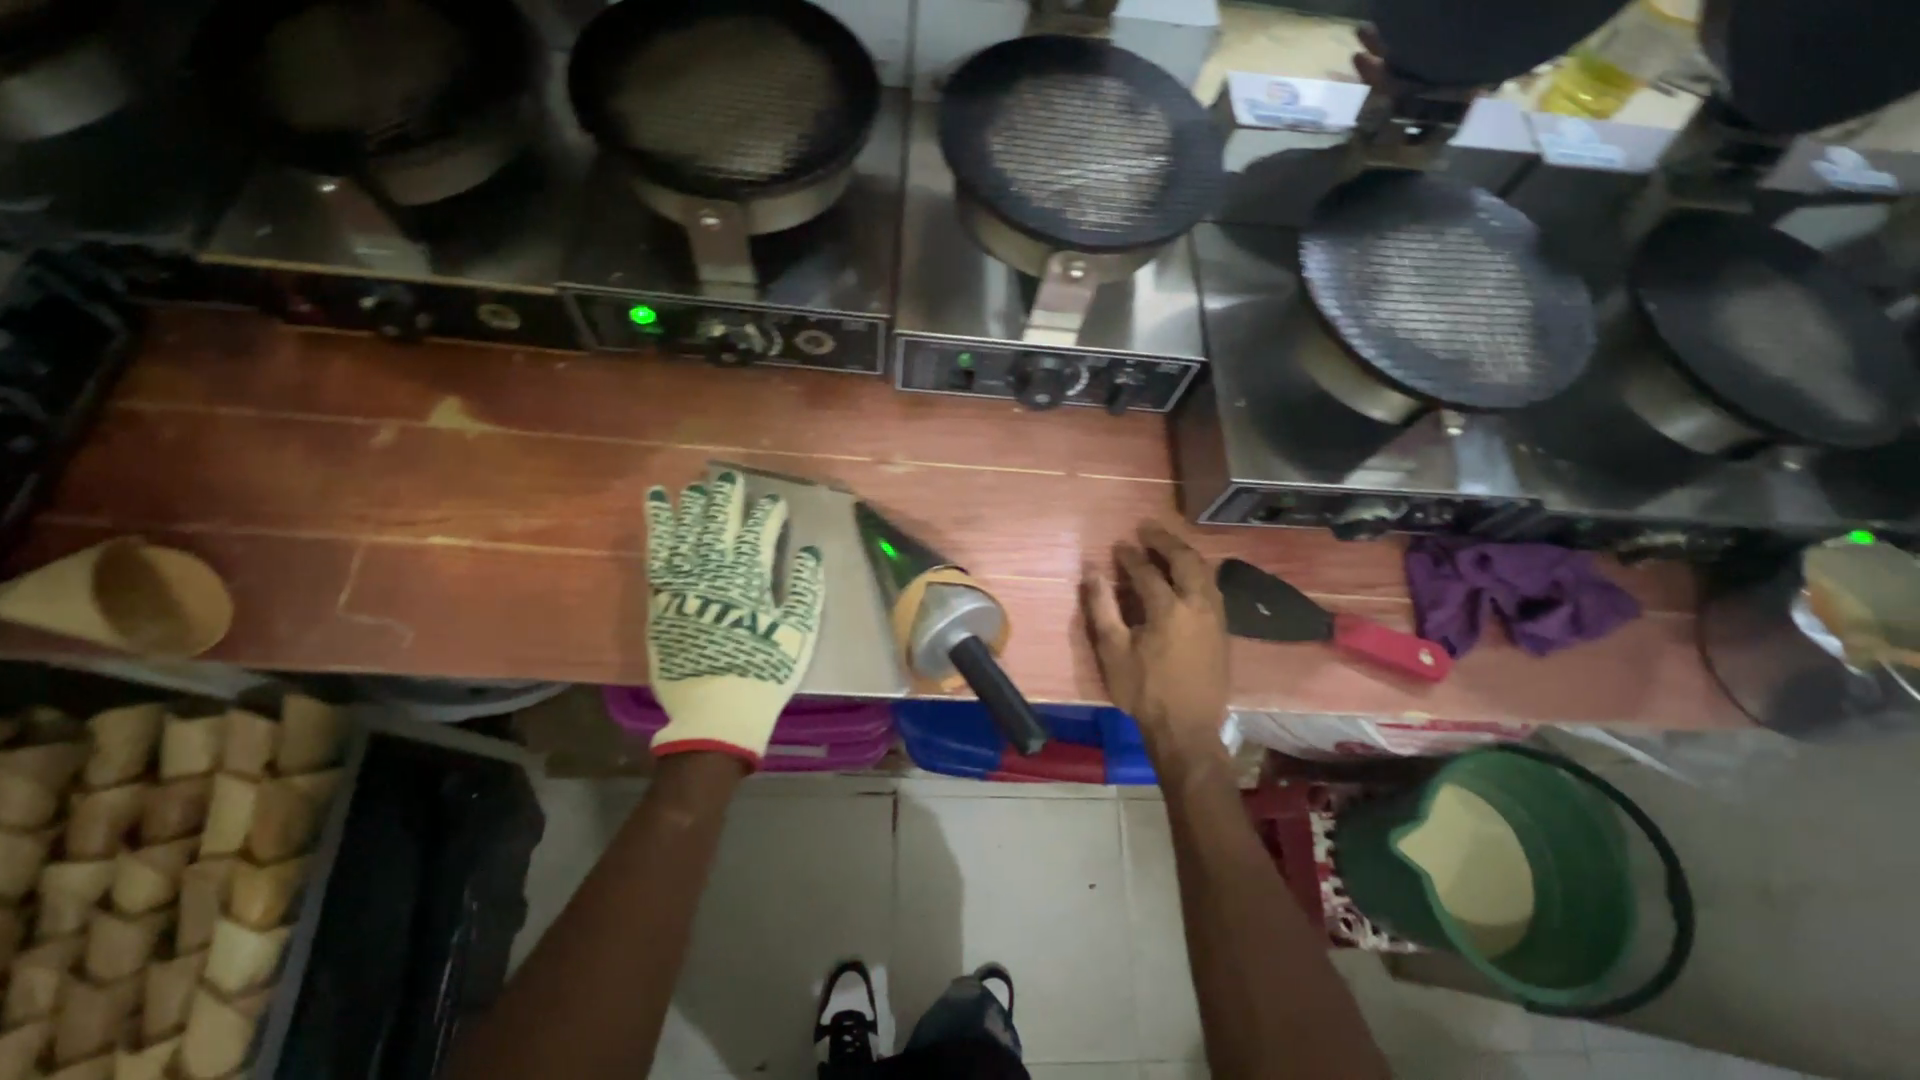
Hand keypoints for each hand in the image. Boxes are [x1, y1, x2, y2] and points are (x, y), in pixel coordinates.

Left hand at [644, 470, 824, 767]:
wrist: (715, 709)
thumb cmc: (763, 673)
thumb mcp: (800, 635)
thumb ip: (806, 591)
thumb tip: (810, 554)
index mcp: (753, 578)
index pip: (760, 532)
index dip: (768, 513)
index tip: (774, 502)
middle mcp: (717, 570)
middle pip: (721, 522)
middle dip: (727, 496)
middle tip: (730, 476)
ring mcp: (685, 581)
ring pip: (688, 530)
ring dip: (693, 504)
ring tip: (696, 485)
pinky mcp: (660, 596)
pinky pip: (657, 551)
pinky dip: (657, 525)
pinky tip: (656, 504)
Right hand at [1083, 522, 1228, 748]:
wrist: (1187, 728)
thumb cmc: (1144, 691)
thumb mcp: (1113, 652)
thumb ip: (1102, 608)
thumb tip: (1091, 571)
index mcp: (1169, 609)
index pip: (1147, 571)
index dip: (1130, 556)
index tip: (1118, 545)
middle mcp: (1198, 605)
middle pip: (1186, 560)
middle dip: (1165, 541)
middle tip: (1147, 527)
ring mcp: (1216, 617)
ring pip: (1205, 572)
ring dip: (1185, 554)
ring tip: (1167, 545)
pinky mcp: (1223, 630)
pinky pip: (1212, 588)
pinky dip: (1198, 573)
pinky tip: (1187, 576)